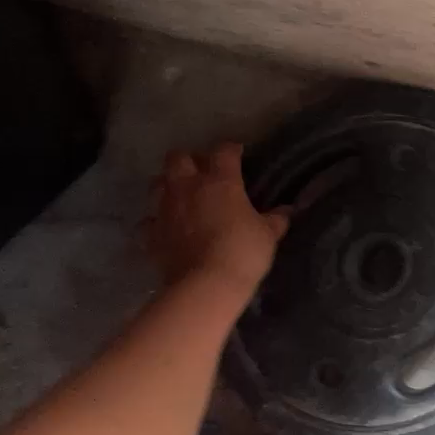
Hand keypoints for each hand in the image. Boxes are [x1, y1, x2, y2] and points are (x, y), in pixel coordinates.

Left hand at [144, 143, 289, 290]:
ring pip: (156, 184)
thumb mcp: (268, 234)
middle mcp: (187, 188)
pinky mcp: (150, 235)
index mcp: (220, 181)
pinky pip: (148, 221)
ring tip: (181, 196)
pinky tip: (166, 228)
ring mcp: (164, 210)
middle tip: (203, 172)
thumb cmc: (242, 251)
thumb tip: (286, 211)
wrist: (205, 285)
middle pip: (177, 157)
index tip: (239, 154)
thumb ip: (275, 219)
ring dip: (167, 186)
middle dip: (189, 160)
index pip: (223, 151)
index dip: (231, 149)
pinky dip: (156, 222)